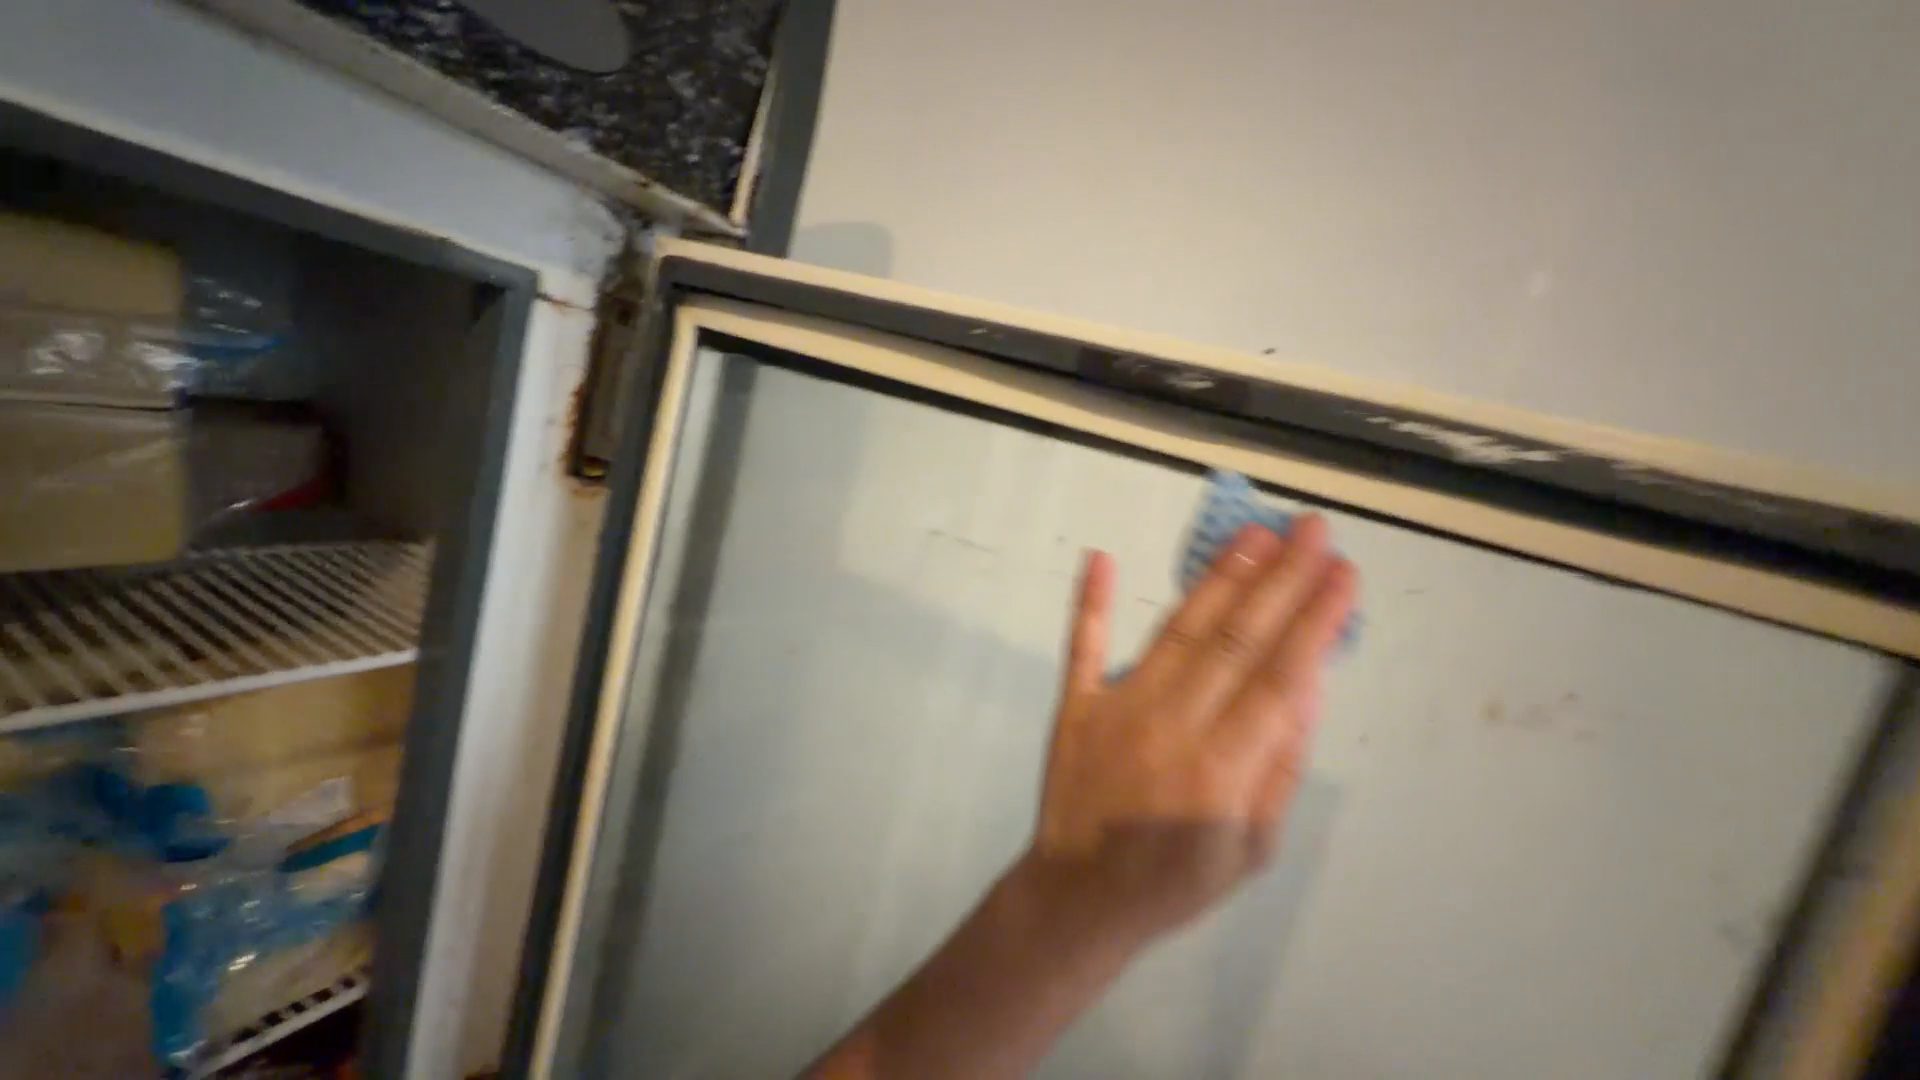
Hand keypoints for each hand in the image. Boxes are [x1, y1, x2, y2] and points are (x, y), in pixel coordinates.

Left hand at [1014, 516, 1356, 945]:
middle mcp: (1171, 723)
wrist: (1081, 895)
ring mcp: (1118, 707)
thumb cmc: (1178, 878)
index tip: (1342, 570)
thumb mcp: (1254, 847)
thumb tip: (1309, 683)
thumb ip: (1282, 765)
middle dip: (1280, 579)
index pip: (1280, 676)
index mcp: (1222, 766)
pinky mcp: (1076, 705)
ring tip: (1251, 533)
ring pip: (1178, 630)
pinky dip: (1090, 601)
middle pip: (1236, 638)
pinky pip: (1083, 646)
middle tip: (1310, 527)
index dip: (1314, 619)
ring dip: (1218, 578)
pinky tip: (1098, 556)